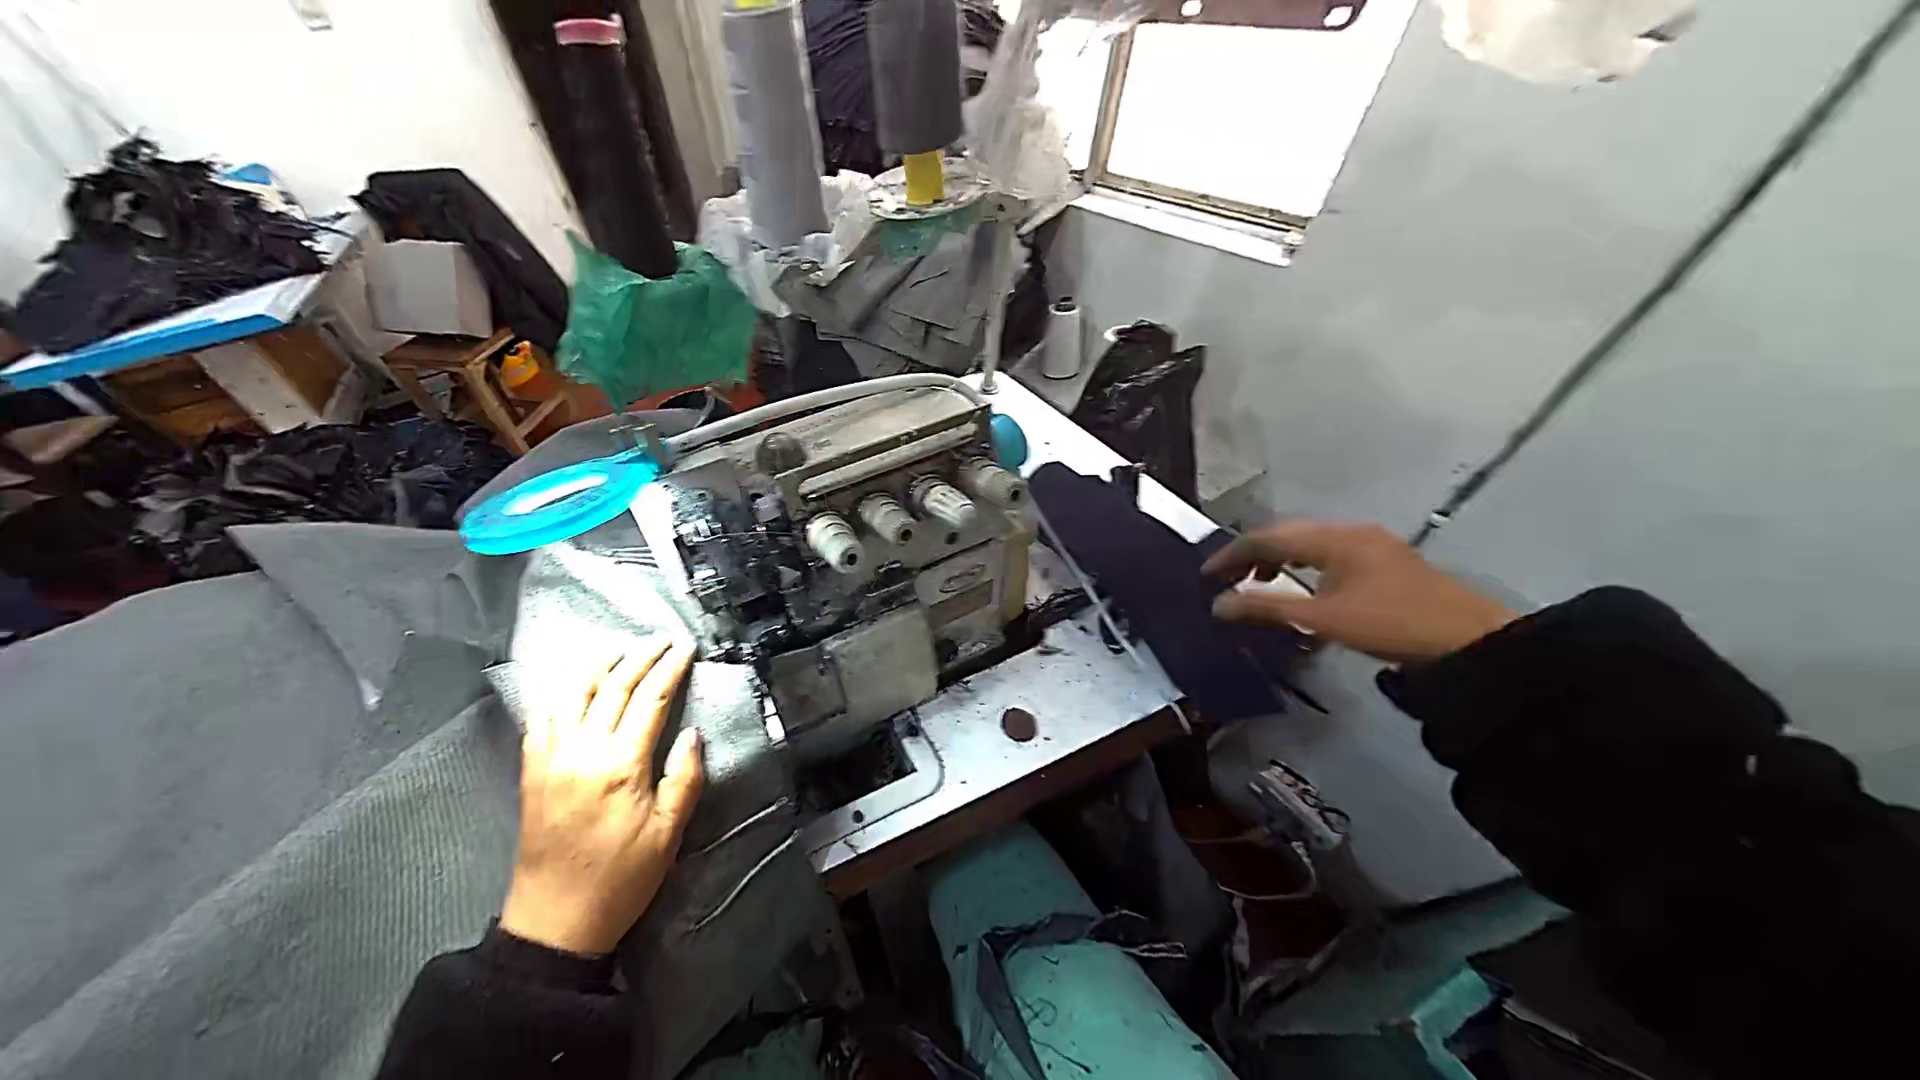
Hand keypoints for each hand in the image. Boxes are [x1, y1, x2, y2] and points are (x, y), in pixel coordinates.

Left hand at [499, 639, 703, 954]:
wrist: (553, 923)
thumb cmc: (621, 879)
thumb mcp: (669, 833)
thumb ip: (684, 777)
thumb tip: (692, 733)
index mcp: (620, 765)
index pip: (650, 700)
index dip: (671, 669)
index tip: (687, 649)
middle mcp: (581, 752)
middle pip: (613, 688)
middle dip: (641, 658)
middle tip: (662, 641)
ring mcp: (550, 759)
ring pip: (572, 695)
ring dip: (599, 667)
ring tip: (621, 652)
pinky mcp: (531, 772)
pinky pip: (542, 719)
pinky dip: (559, 693)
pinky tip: (572, 686)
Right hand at [1203, 521, 1515, 663]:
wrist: (1469, 640)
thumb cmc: (1390, 624)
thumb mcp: (1322, 618)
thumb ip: (1267, 608)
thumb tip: (1219, 605)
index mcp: (1333, 539)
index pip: (1267, 538)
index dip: (1231, 555)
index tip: (1206, 576)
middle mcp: (1349, 532)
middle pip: (1287, 534)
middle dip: (1252, 554)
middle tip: (1227, 579)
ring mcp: (1370, 543)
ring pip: (1308, 542)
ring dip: (1277, 558)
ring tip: (1258, 583)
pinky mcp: (1383, 559)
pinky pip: (1328, 551)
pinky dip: (1302, 564)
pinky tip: (1301, 585)